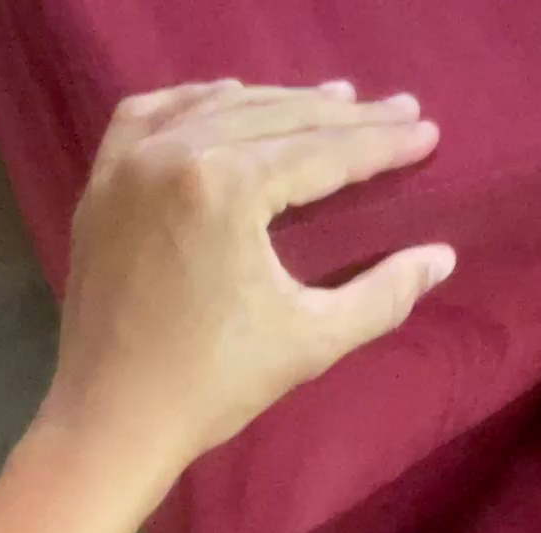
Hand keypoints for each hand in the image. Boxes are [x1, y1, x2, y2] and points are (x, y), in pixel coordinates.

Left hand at [43, 79, 455, 468]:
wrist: (111, 422)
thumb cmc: (212, 387)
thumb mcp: (309, 342)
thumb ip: (382, 296)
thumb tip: (441, 258)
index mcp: (225, 186)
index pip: (322, 152)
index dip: (381, 143)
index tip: (426, 132)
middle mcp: (171, 154)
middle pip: (273, 118)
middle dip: (340, 115)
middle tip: (394, 110)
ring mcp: (126, 167)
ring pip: (214, 109)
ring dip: (276, 102)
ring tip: (326, 101)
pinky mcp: (99, 190)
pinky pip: (147, 118)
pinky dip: (193, 103)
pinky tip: (223, 103)